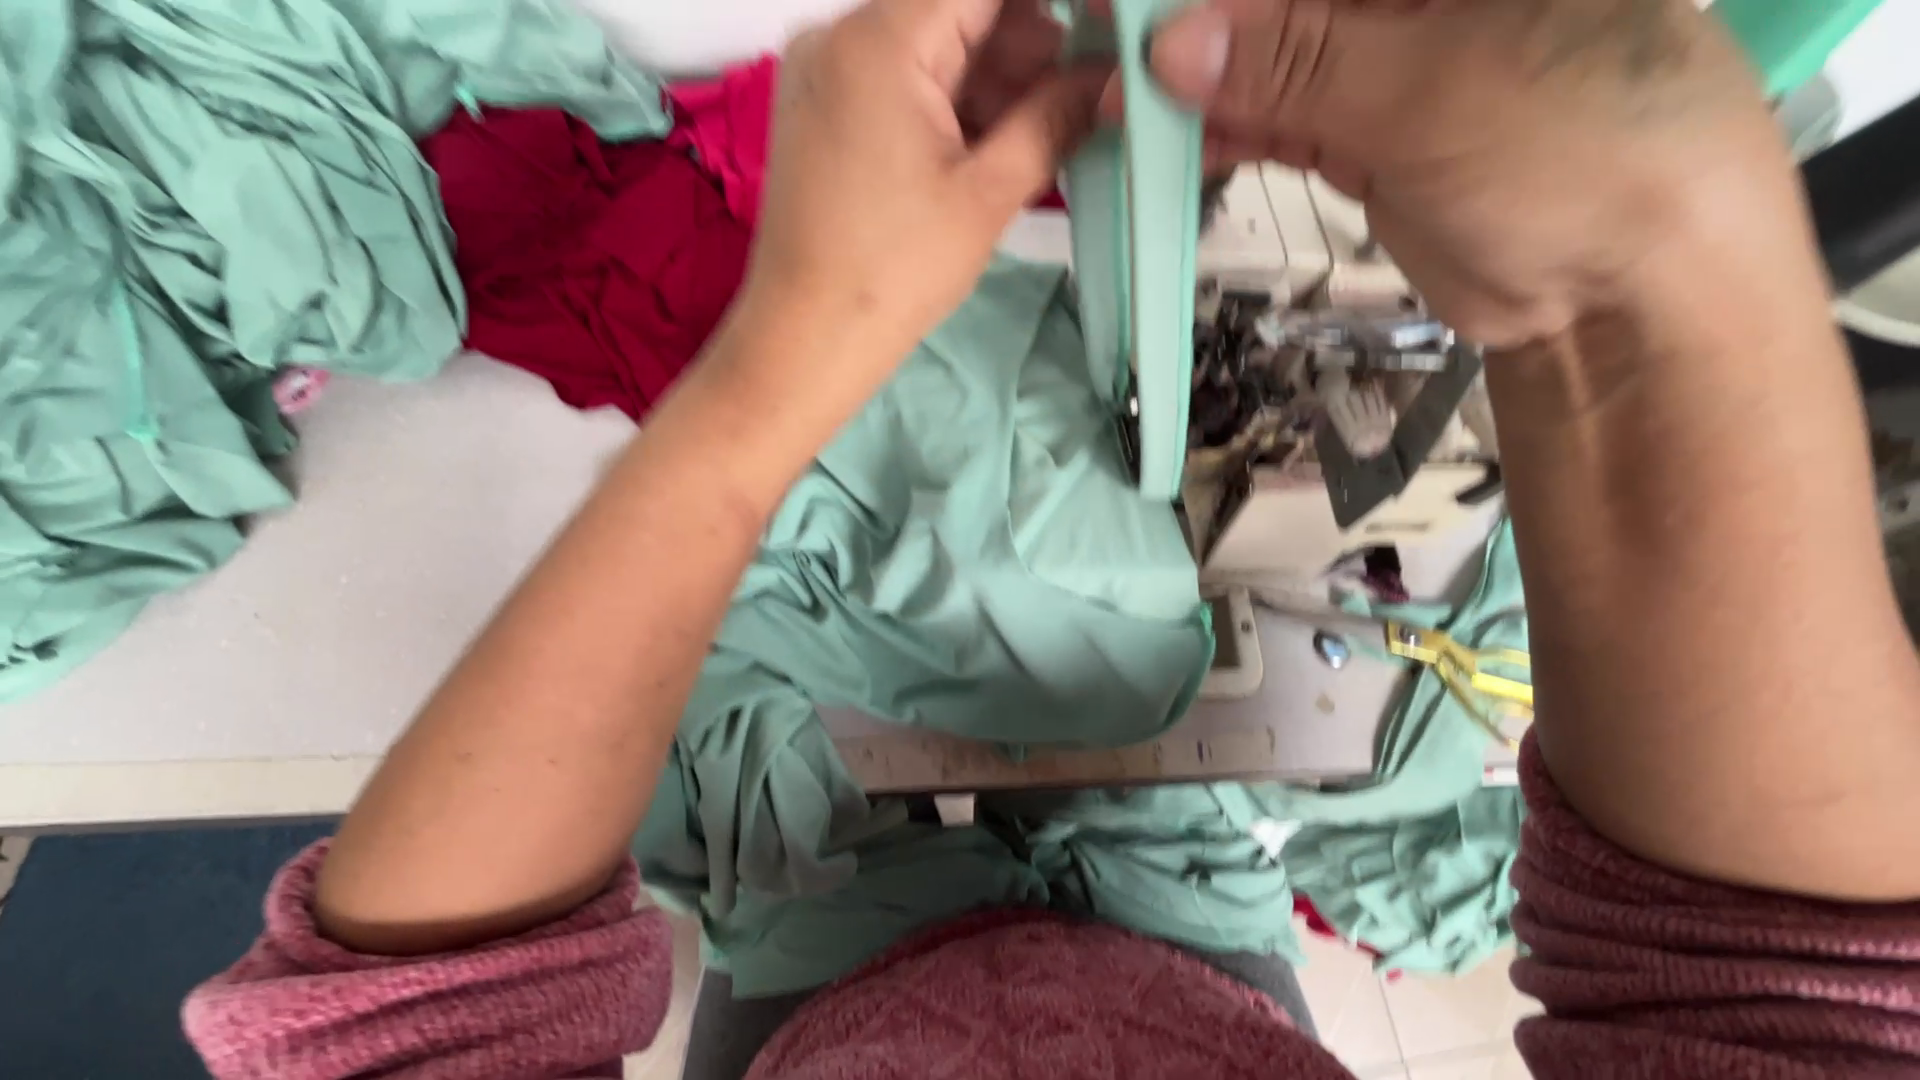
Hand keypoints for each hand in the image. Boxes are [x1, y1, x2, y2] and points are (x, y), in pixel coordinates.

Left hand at [739, 0, 1105, 378]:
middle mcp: (840, 34)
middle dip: (1026, 46)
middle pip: (955, 9)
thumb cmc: (896, 273)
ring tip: (1044, 130)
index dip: (1048, 7)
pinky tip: (993, 143)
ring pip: (928, 48)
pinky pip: (897, 83)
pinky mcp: (820, 113)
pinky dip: (948, 105)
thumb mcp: (987, 195)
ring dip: (991, 80)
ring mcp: (823, 73)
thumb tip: (1109, 78)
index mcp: (880, 39)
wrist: (805, 340)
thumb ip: (1053, 118)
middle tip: (1082, 95)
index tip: (1095, 34)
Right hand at [1132, 0, 1797, 345]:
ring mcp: (1389, 61)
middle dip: (1201, 22)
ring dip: (1201, 83)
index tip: (1142, 5)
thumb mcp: (1430, 92)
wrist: (1617, 288)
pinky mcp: (1363, 134)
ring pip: (1273, 56)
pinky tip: (1173, 142)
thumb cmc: (1572, 151)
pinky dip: (1228, 132)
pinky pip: (1280, 119)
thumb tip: (1171, 46)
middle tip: (1111, 49)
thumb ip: (1298, 63)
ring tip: (1122, 107)